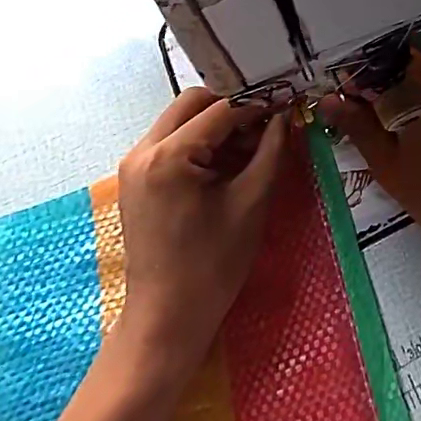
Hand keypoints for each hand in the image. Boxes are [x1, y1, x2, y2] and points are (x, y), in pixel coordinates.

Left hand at [115, 89, 290, 369]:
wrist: (167, 317)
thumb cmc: (213, 264)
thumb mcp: (251, 202)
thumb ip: (270, 151)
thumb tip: (284, 116)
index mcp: (168, 156)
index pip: (220, 108)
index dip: (257, 103)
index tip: (286, 103)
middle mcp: (142, 150)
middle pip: (192, 103)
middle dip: (232, 106)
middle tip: (267, 123)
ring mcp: (134, 164)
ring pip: (181, 120)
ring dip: (216, 123)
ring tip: (251, 145)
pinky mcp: (135, 179)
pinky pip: (171, 142)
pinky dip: (200, 142)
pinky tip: (227, 162)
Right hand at [320, 53, 420, 266]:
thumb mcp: (389, 165)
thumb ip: (358, 126)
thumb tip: (327, 99)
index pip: (382, 62)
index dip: (356, 75)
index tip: (338, 97)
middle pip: (403, 65)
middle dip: (375, 82)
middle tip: (354, 110)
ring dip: (396, 90)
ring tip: (375, 121)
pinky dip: (418, 99)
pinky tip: (405, 127)